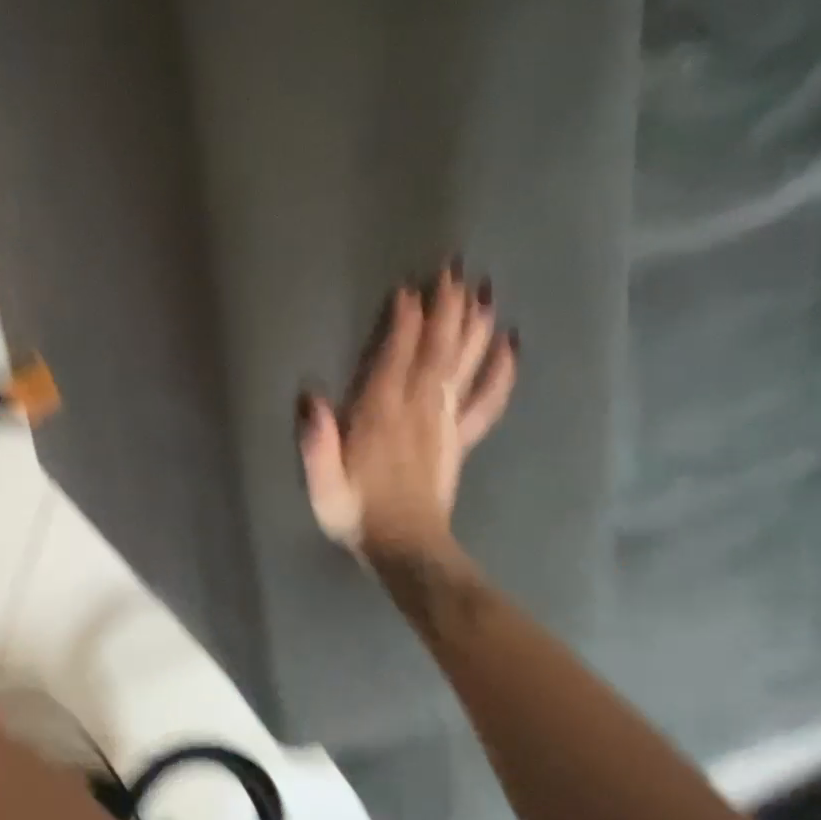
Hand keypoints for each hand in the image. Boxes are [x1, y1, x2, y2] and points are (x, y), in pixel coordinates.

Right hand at [298, 263, 517, 558]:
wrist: (405, 550)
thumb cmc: (354, 513)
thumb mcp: (321, 484)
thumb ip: (316, 443)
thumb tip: (310, 398)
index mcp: (381, 417)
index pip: (395, 359)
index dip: (404, 324)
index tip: (410, 288)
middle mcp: (418, 411)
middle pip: (437, 351)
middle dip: (445, 309)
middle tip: (455, 269)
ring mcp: (444, 423)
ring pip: (463, 364)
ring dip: (474, 326)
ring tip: (482, 289)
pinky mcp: (459, 437)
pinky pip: (487, 398)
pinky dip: (502, 369)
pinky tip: (510, 343)